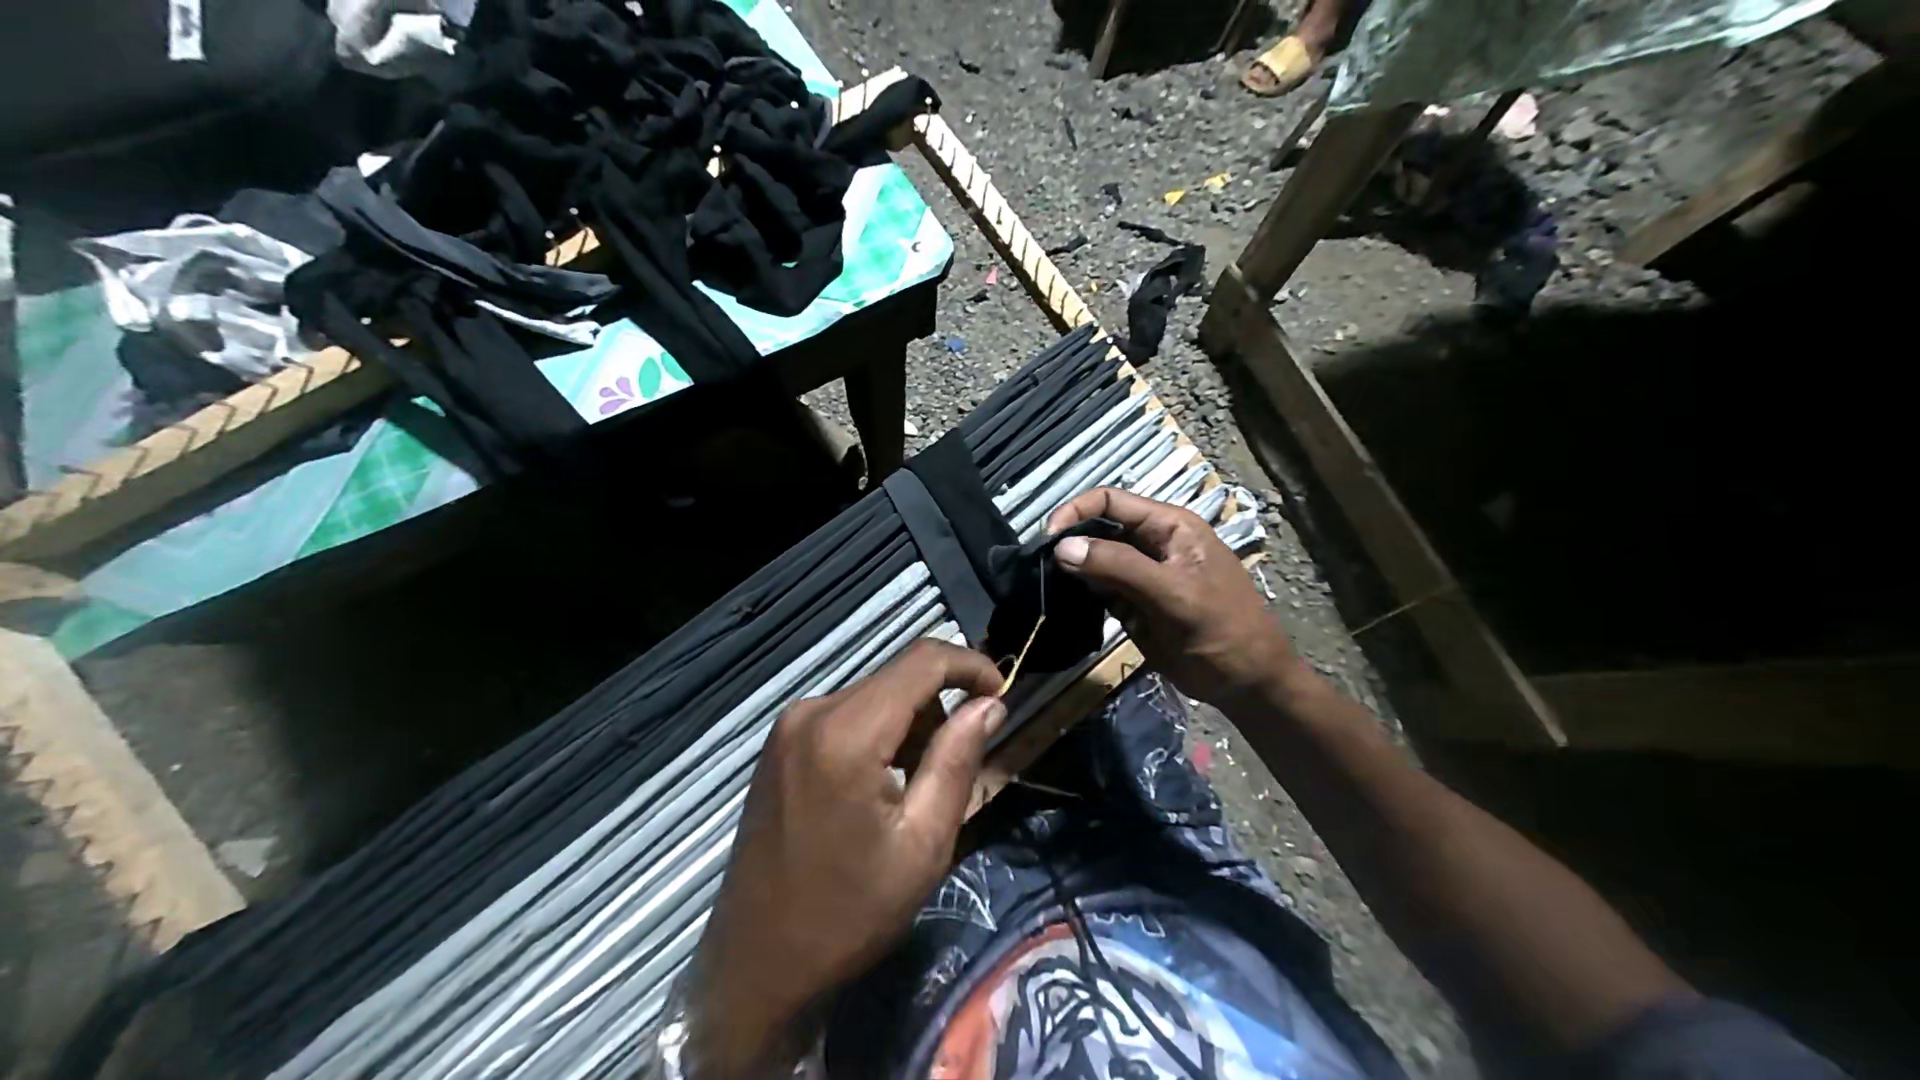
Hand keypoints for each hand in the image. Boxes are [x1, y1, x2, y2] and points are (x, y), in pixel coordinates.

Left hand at [685, 640, 1005, 1078]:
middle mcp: (811, 711)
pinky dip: (880, 734)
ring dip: (911, 724)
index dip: (971, 664)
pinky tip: (882, 786)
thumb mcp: (922, 843)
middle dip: (942, 705)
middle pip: (897, 677)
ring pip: (874, 696)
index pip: (922, 660)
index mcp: (845, 732)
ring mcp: (789, 726)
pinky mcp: (780, 744)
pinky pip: (847, 715)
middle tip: (962, 763)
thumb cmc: (847, 913)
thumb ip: (956, 759)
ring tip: (918, 790)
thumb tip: (989, 704)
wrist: (756, 965)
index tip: (1002, 694)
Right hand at [1048, 487, 1307, 709]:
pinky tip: (1063, 601)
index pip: (1111, 501)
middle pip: (1098, 528)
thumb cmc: (1223, 630)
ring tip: (1046, 583)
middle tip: (1040, 566)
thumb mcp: (1174, 594)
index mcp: (1169, 526)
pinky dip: (1080, 593)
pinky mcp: (1132, 604)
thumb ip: (1119, 566)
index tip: (1048, 537)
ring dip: (1072, 568)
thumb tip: (1062, 547)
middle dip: (1070, 540)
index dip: (1077, 511)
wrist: (1247, 684)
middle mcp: (1151, 544)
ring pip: (1094, 559)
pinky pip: (1098, 589)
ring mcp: (1140, 575)